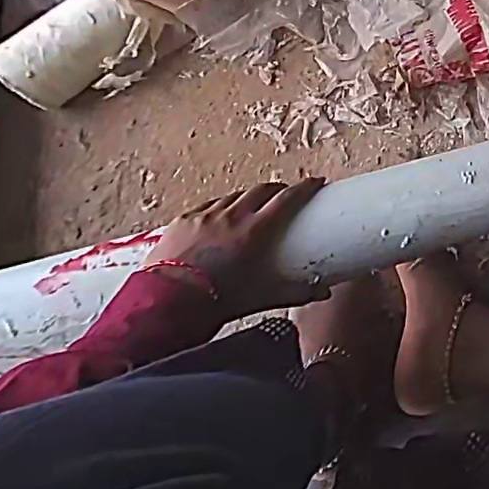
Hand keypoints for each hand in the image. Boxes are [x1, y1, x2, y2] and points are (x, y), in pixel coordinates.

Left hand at [147, 179, 327, 316]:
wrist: (165, 305)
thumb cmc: (217, 303)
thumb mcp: (261, 298)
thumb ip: (295, 293)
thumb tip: (323, 292)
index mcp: (255, 231)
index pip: (287, 199)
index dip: (304, 188)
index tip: (316, 182)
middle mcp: (231, 216)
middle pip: (261, 190)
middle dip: (277, 189)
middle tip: (286, 195)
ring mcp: (205, 216)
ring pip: (234, 196)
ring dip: (249, 197)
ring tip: (255, 206)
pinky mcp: (183, 221)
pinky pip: (209, 206)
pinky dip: (222, 207)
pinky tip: (223, 216)